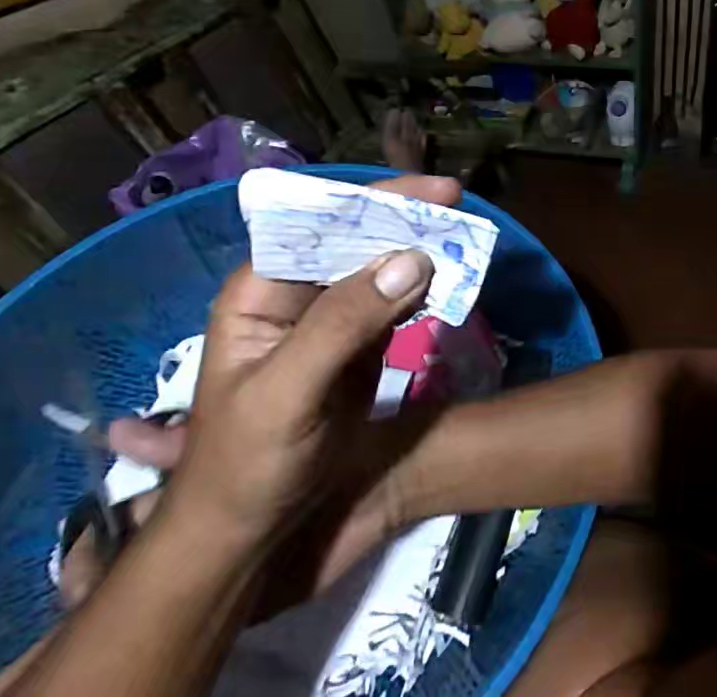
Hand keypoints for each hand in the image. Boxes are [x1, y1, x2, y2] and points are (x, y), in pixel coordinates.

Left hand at [0, 175, 460, 695]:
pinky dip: (428, 287)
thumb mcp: (287, 392)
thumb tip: (412, 258)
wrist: (251, 525)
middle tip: (460, 203)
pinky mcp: (360, 338)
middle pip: (355, 235)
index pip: (318, 224)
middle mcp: (297, 290)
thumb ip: (343, 323)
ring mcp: (331, 313)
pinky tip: (456, 278)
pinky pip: (398, 299)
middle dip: (405, 216)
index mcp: (262, 288)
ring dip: (423, 248)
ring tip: (469, 235)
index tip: (434, 191)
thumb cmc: (247, 460)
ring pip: (382, 264)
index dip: (374, 199)